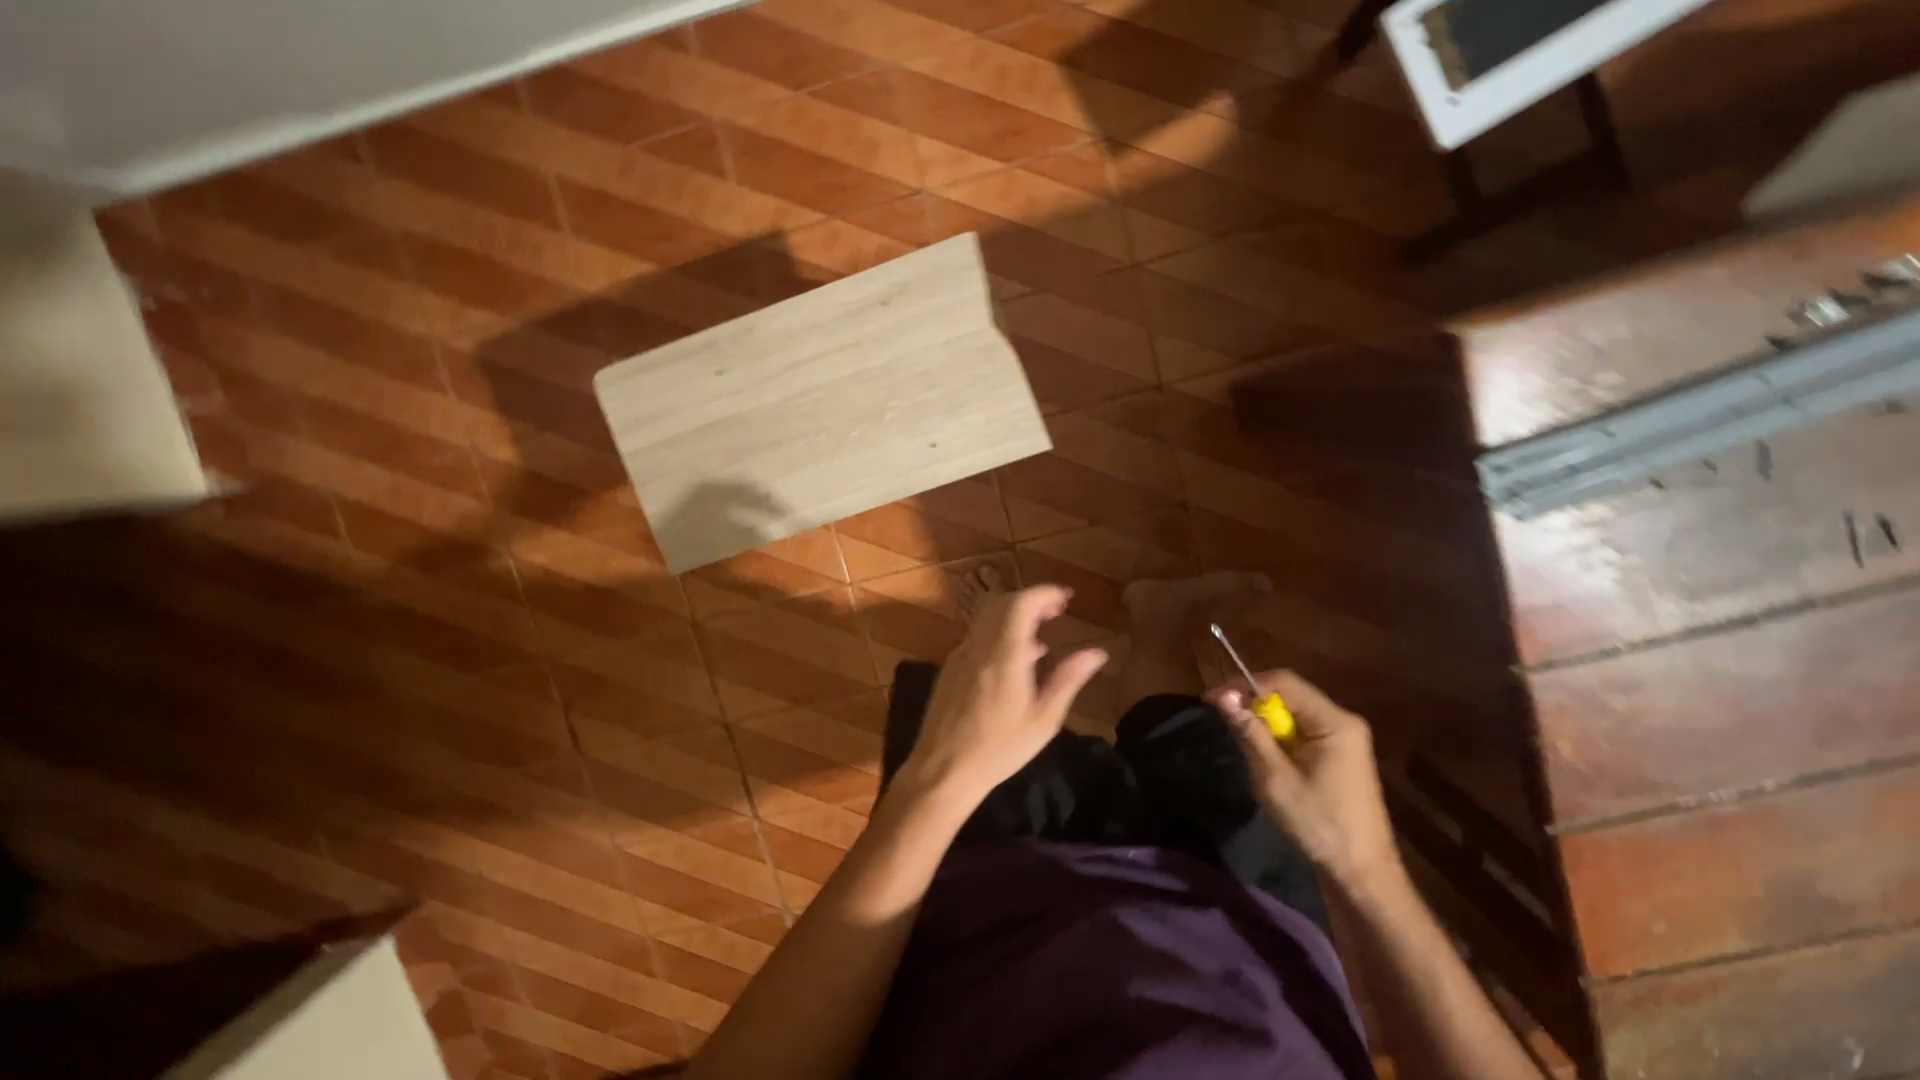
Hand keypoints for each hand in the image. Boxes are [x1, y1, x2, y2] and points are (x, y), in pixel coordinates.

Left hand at [896, 585, 1108, 804]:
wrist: (943, 770)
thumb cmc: (999, 749)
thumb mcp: (1043, 719)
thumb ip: (1068, 679)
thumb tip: (1096, 652)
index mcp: (1003, 655)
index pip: (1020, 603)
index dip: (1044, 593)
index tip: (1066, 598)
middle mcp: (978, 648)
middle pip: (1000, 603)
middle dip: (1030, 600)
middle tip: (1057, 611)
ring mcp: (960, 657)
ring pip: (986, 619)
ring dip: (1014, 617)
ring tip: (1042, 636)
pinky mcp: (950, 670)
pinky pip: (977, 638)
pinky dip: (999, 634)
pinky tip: (1016, 661)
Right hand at [1207, 671, 1402, 894]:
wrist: (1360, 871)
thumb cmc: (1318, 823)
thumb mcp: (1275, 778)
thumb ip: (1250, 733)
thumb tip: (1223, 697)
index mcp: (1335, 722)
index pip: (1284, 682)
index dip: (1244, 685)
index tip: (1212, 699)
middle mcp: (1344, 721)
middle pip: (1291, 695)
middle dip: (1254, 705)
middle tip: (1223, 721)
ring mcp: (1346, 738)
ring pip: (1295, 714)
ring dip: (1266, 724)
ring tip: (1242, 742)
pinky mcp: (1342, 754)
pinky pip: (1304, 732)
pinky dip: (1281, 739)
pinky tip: (1267, 759)